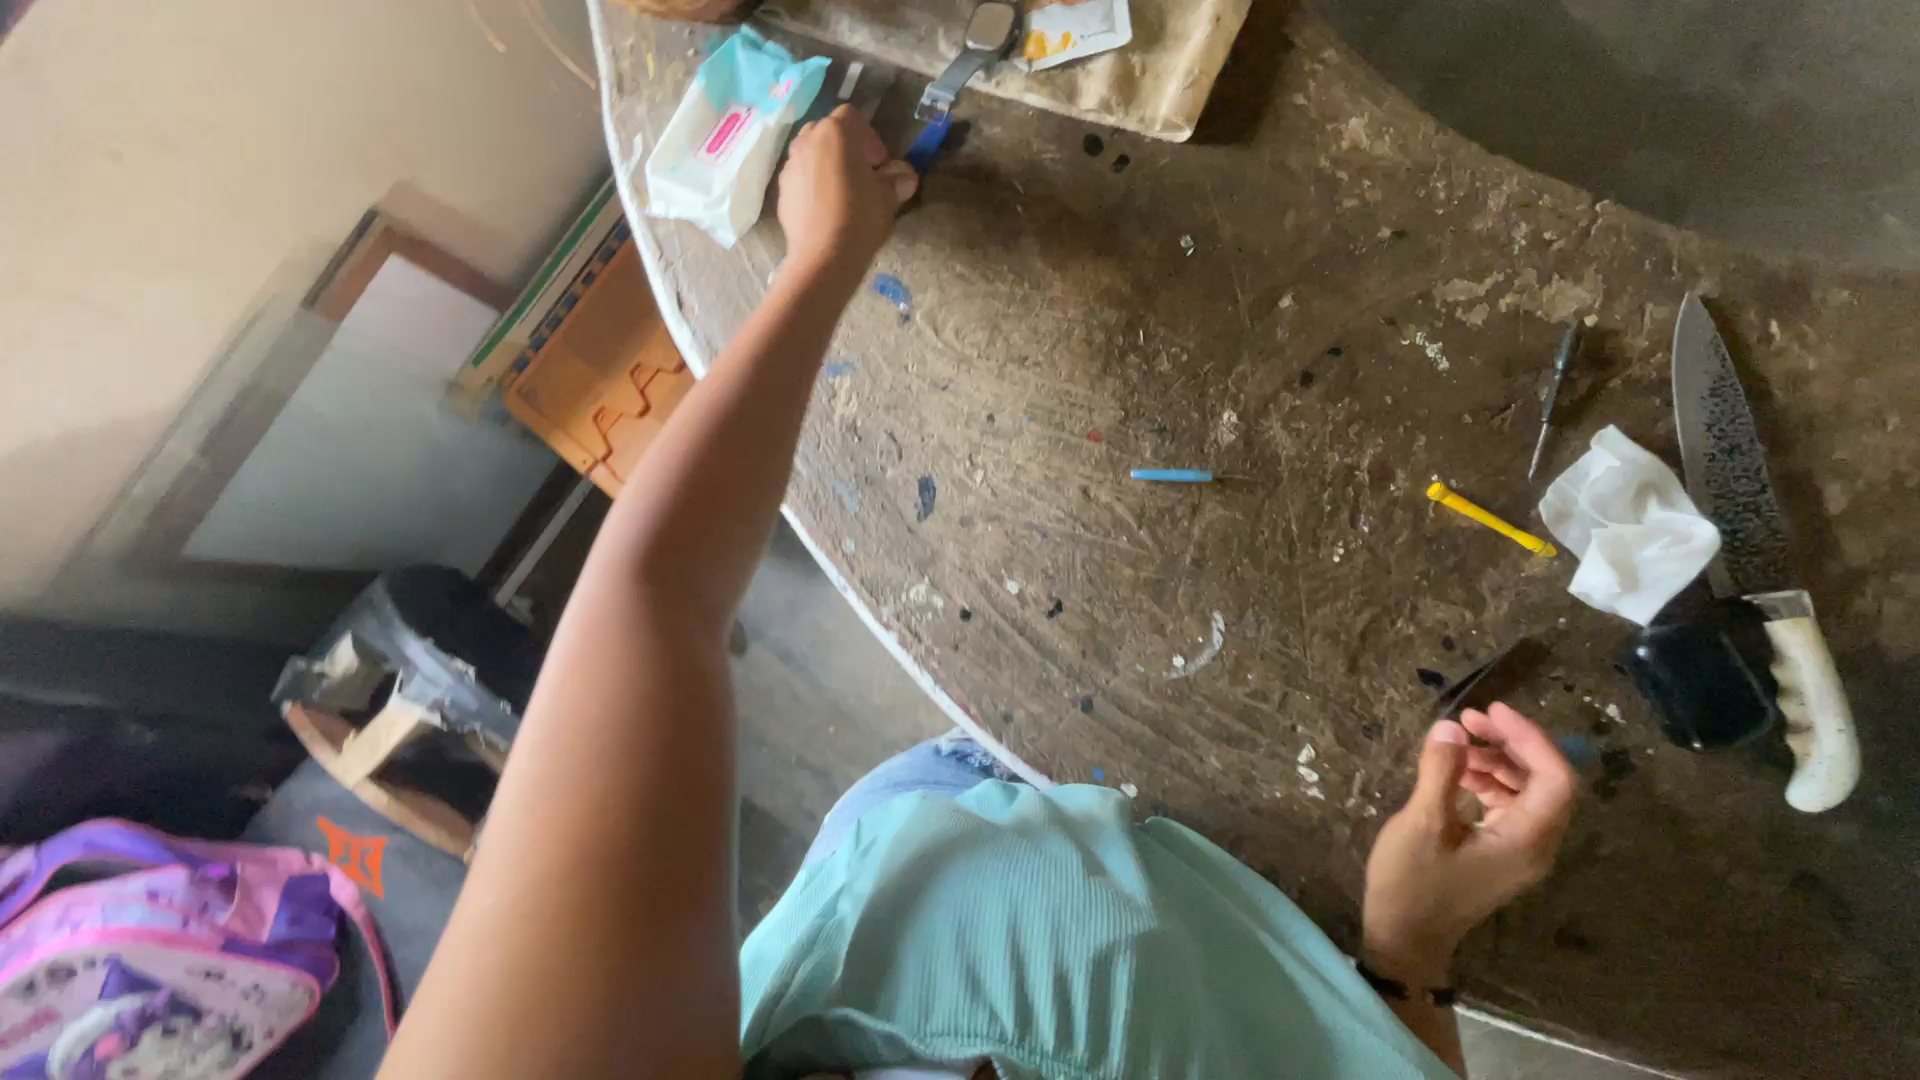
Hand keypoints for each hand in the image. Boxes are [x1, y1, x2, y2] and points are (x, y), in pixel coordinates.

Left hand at [776, 105, 918, 276]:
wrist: (824, 256)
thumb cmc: (860, 217)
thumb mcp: (888, 197)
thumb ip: (897, 180)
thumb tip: (905, 176)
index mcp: (836, 132)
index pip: (853, 118)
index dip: (870, 139)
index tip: (880, 165)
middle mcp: (808, 140)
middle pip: (828, 132)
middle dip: (845, 148)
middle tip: (861, 174)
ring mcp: (790, 165)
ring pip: (811, 154)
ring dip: (827, 166)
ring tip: (841, 193)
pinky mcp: (782, 191)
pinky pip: (801, 179)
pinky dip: (812, 186)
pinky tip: (825, 211)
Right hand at [1362, 703, 1576, 986]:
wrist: (1405, 934)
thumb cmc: (1413, 882)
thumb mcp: (1421, 823)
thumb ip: (1440, 773)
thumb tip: (1450, 727)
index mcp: (1526, 840)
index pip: (1555, 779)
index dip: (1529, 738)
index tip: (1490, 711)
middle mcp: (1535, 845)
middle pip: (1545, 781)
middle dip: (1510, 744)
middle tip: (1466, 719)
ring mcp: (1519, 850)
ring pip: (1525, 791)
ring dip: (1495, 760)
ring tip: (1453, 743)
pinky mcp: (1499, 851)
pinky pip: (1507, 805)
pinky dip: (1486, 781)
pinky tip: (1453, 771)